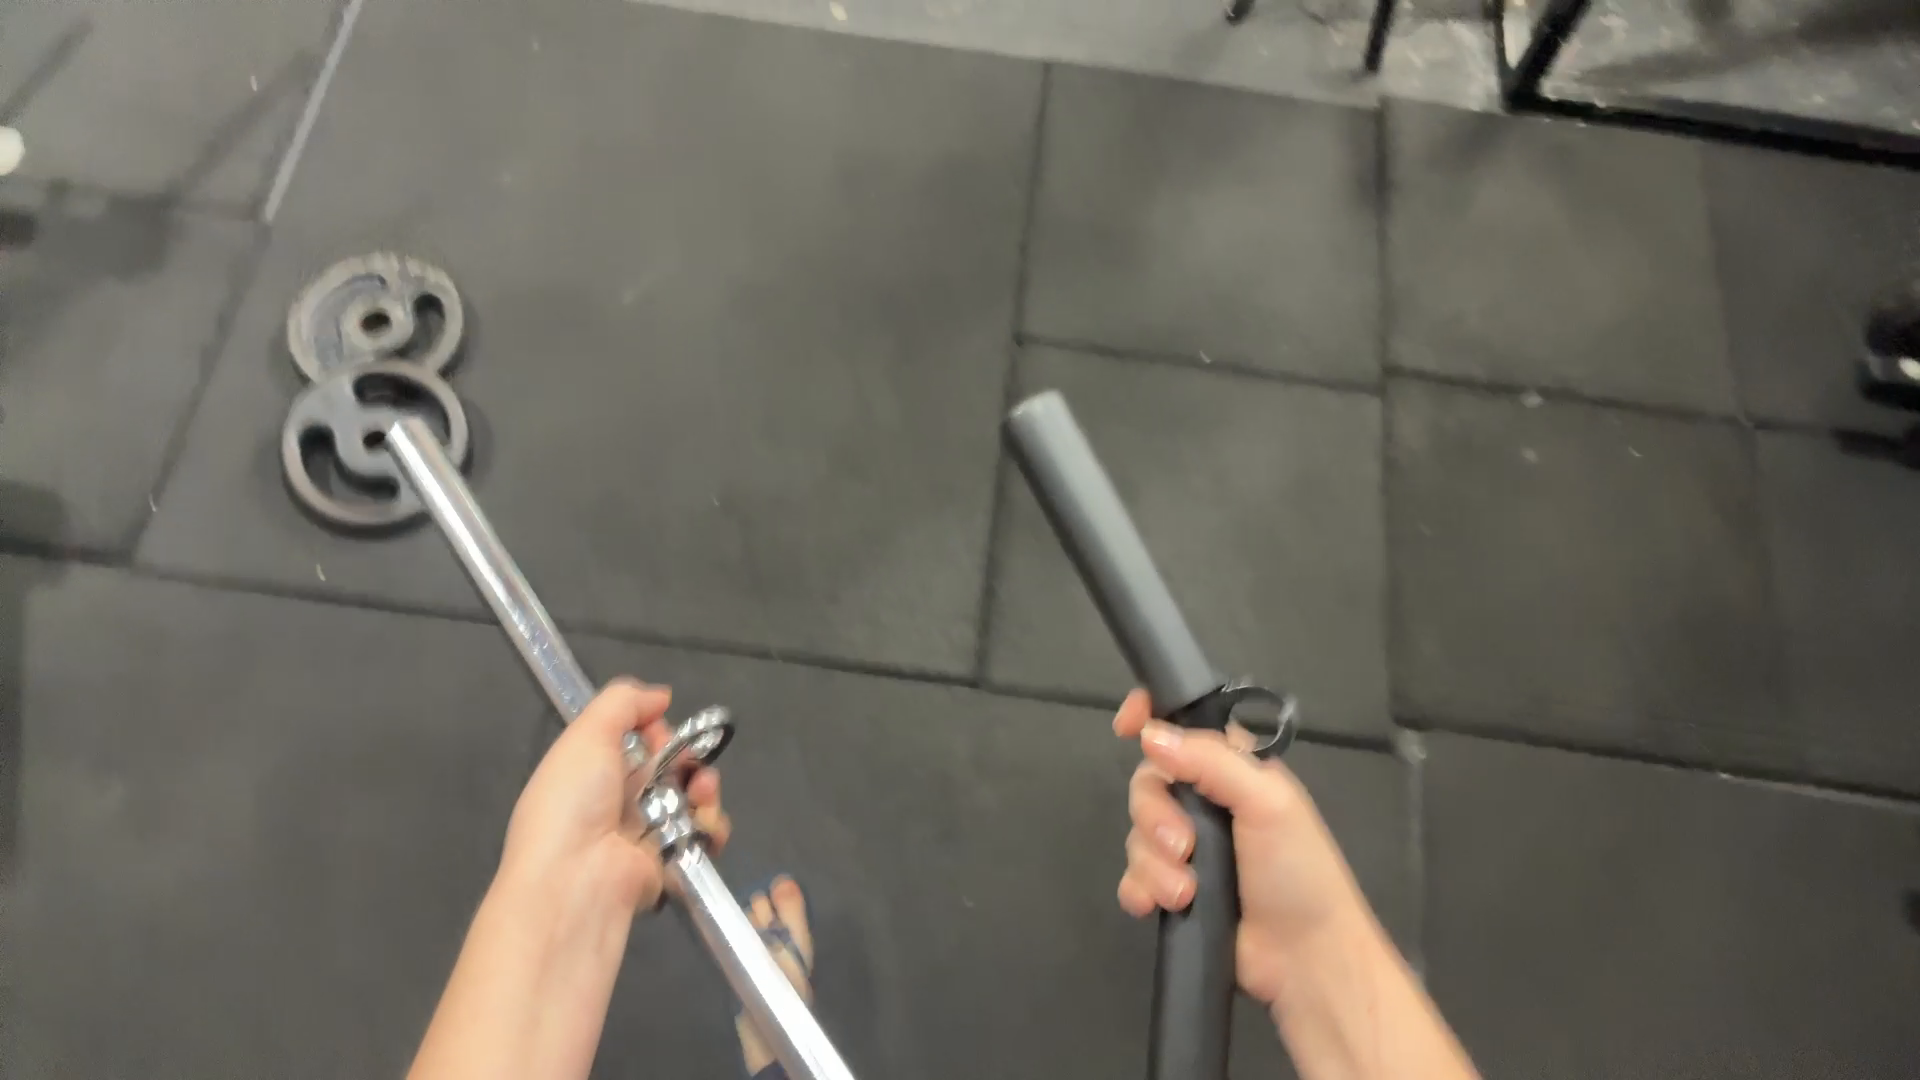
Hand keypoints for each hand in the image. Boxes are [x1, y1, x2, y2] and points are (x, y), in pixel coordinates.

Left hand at [495, 678, 730, 916]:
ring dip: (706, 789)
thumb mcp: (587, 736)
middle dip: (689, 757)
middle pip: (670, 767)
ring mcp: (646, 834)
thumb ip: (624, 703)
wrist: (576, 884)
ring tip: (701, 793)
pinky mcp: (670, 863)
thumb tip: (661, 697)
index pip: (636, 741)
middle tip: (688, 763)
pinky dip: (712, 826)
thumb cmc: (574, 805)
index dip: (655, 730)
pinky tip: (705, 823)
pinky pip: (703, 835)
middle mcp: (616, 803)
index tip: (660, 731)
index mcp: (591, 773)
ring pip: (692, 798)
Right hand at [1113, 690, 1371, 1006]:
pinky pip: (1133, 873)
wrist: (1306, 961)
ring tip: (1185, 892)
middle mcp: (1203, 798)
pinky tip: (1153, 904)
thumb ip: (1209, 760)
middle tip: (1183, 846)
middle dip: (1154, 816)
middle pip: (1147, 781)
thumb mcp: (1267, 802)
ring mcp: (1186, 844)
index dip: (1149, 716)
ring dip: (1154, 863)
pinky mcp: (1172, 884)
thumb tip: (1149, 733)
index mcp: (1230, 767)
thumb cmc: (1298, 872)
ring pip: (1137, 831)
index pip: (1182, 723)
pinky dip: (1140, 887)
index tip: (1125, 727)